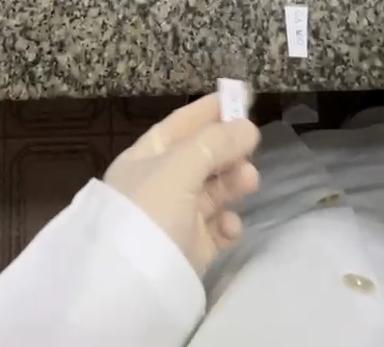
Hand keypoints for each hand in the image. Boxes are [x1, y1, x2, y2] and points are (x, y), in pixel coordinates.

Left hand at [105, 93, 261, 274]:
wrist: (131, 287)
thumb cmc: (149, 211)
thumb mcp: (178, 167)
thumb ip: (215, 143)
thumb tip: (247, 126)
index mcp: (146, 157)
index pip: (181, 124)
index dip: (209, 109)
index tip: (241, 96)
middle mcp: (159, 184)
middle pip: (202, 157)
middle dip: (228, 150)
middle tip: (252, 149)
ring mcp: (175, 218)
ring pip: (213, 190)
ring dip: (234, 183)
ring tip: (249, 183)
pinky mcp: (190, 250)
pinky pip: (216, 229)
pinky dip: (228, 225)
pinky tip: (231, 227)